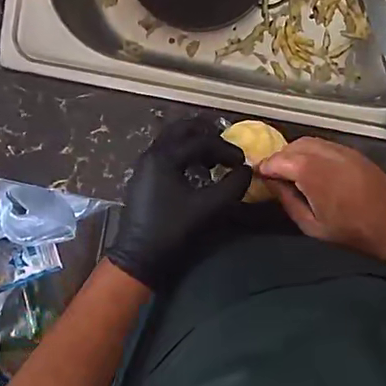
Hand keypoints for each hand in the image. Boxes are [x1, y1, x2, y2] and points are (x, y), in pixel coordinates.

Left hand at [105, 116, 253, 288]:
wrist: (139, 255)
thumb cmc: (173, 229)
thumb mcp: (209, 207)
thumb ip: (232, 185)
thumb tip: (246, 170)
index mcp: (165, 156)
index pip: (202, 141)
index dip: (226, 148)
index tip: (242, 161)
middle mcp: (152, 154)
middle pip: (182, 130)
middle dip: (207, 134)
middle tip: (226, 147)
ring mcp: (144, 165)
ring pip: (172, 141)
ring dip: (194, 144)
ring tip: (213, 160)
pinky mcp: (143, 178)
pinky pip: (165, 154)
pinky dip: (183, 155)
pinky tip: (195, 172)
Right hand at [257, 137, 385, 261]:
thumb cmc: (352, 233)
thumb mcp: (311, 225)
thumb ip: (287, 200)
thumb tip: (270, 183)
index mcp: (313, 173)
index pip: (278, 160)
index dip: (264, 168)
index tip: (257, 177)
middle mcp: (327, 155)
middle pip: (292, 147)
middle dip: (278, 159)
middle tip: (272, 177)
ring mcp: (342, 151)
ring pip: (308, 142)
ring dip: (294, 154)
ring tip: (290, 173)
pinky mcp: (354, 152)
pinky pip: (324, 145)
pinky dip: (311, 152)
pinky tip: (311, 169)